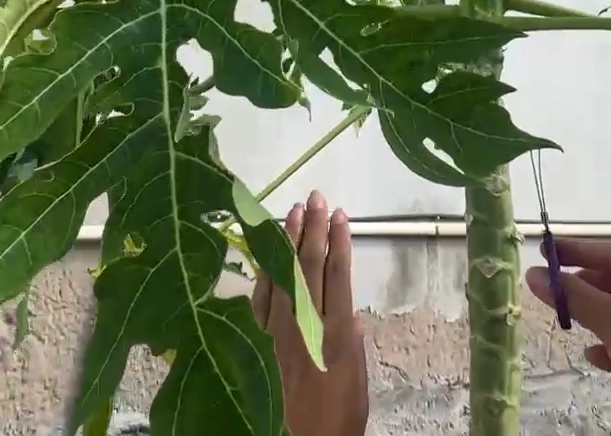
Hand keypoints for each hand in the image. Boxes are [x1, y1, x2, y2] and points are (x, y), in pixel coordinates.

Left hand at [251, 191, 370, 435]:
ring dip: (289, 240)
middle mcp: (305, 327)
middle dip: (315, 229)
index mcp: (335, 336)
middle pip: (310, 267)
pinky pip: (258, 299)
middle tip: (318, 198)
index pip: (338, 276)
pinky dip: (265, 271)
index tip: (342, 214)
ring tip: (295, 211)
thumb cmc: (333, 423)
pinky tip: (268, 251)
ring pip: (283, 275)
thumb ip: (352, 347)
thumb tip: (350, 314)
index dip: (340, 242)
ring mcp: (275, 332)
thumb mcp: (356, 387)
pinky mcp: (254, 343)